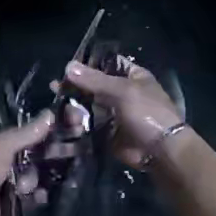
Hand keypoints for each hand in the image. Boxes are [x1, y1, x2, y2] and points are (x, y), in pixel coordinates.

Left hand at [0, 112, 54, 215]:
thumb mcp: (4, 144)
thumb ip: (27, 132)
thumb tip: (50, 114)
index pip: (19, 135)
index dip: (38, 136)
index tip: (58, 138)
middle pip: (25, 157)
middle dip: (39, 160)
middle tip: (57, 162)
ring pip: (27, 176)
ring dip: (33, 180)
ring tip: (29, 186)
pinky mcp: (4, 202)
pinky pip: (25, 196)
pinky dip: (33, 196)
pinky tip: (39, 197)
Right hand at [64, 59, 185, 167]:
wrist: (160, 151)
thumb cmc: (147, 113)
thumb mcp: (123, 91)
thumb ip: (95, 80)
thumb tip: (68, 66)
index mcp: (131, 77)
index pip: (105, 65)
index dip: (86, 65)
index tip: (64, 68)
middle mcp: (121, 93)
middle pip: (93, 87)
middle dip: (75, 88)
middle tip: (54, 89)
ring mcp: (113, 114)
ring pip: (87, 106)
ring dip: (74, 107)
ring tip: (60, 108)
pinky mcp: (106, 133)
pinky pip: (88, 125)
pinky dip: (76, 124)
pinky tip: (62, 122)